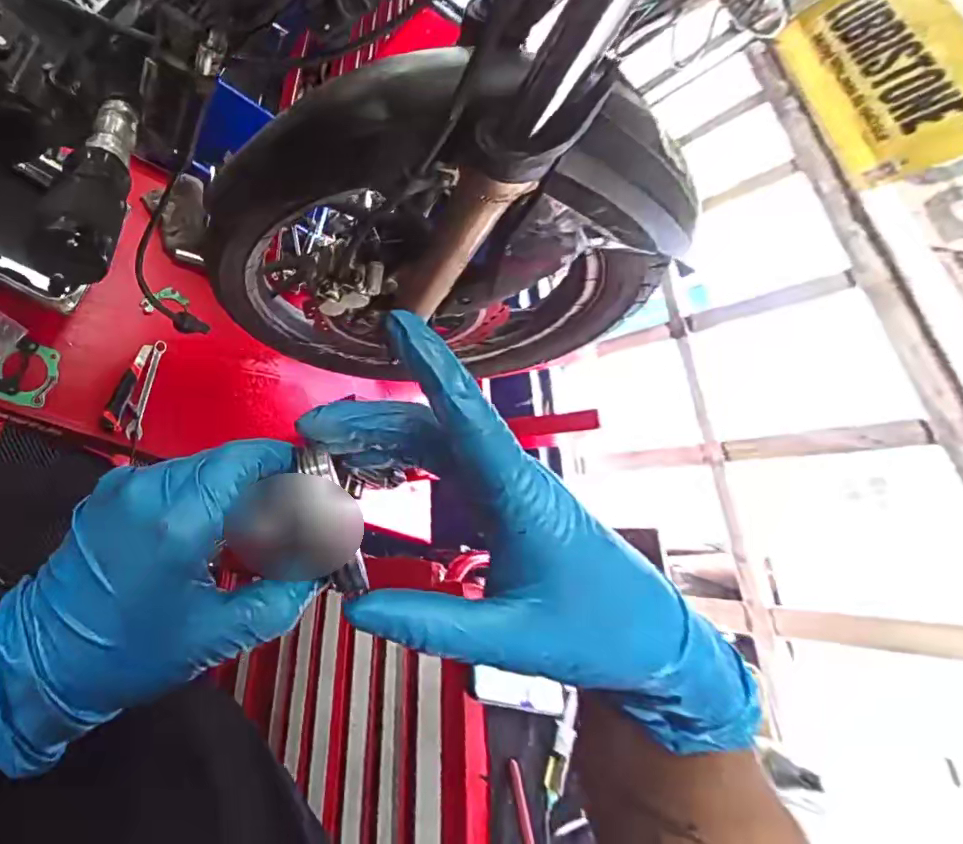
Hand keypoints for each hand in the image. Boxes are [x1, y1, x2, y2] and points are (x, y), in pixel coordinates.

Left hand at [0, 441, 320, 777]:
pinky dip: (201, 494)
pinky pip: (172, 478)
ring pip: (201, 467)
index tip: (308, 482)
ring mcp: (125, 484)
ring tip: (249, 530)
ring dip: (233, 489)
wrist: (42, 661)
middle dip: (264, 482)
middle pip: (227, 460)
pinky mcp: (111, 490)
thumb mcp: (213, 635)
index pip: (247, 458)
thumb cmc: (127, 652)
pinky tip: (209, 531)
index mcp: (178, 517)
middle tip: (288, 515)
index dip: (286, 463)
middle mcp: (149, 486)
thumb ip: (277, 598)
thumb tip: (312, 571)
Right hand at [297, 311, 759, 754]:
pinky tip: (368, 471)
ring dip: (377, 439)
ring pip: (428, 441)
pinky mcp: (494, 499)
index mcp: (518, 489)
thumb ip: (433, 623)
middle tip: (313, 429)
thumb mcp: (513, 637)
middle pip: (427, 425)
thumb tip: (360, 610)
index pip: (466, 412)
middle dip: (368, 420)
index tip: (399, 323)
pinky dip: (398, 464)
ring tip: (327, 448)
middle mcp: (505, 473)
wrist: (649, 638)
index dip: (430, 363)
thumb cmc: (598, 628)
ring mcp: (499, 483)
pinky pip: (437, 467)